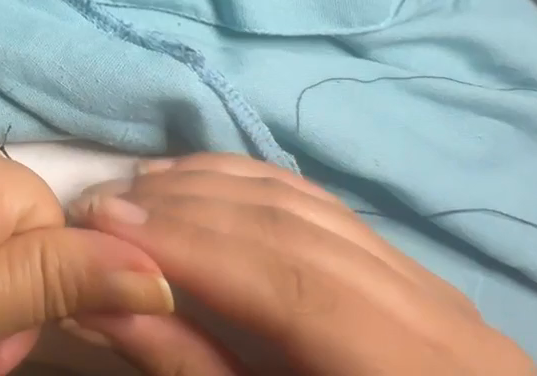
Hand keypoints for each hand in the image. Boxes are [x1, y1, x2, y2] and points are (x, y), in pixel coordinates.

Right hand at [63, 154, 534, 375]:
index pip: (289, 279)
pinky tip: (190, 180)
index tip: (99, 221)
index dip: (188, 243)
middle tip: (98, 203)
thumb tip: (94, 301)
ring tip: (130, 188)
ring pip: (301, 200)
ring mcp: (430, 284)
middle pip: (291, 227)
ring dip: (205, 185)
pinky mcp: (408, 270)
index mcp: (416, 371)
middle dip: (183, 207)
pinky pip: (317, 203)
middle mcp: (442, 316)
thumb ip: (187, 366)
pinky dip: (243, 183)